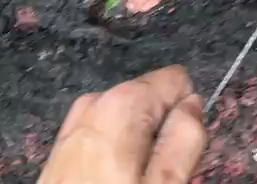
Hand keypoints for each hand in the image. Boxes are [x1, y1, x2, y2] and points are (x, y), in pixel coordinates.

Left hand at [39, 66, 208, 183]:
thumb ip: (186, 138)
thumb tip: (192, 105)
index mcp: (124, 101)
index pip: (178, 82)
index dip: (183, 121)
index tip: (171, 158)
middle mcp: (97, 100)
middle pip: (152, 101)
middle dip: (159, 137)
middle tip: (149, 180)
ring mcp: (77, 123)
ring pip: (130, 122)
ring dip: (137, 150)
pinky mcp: (64, 145)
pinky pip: (106, 137)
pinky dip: (113, 158)